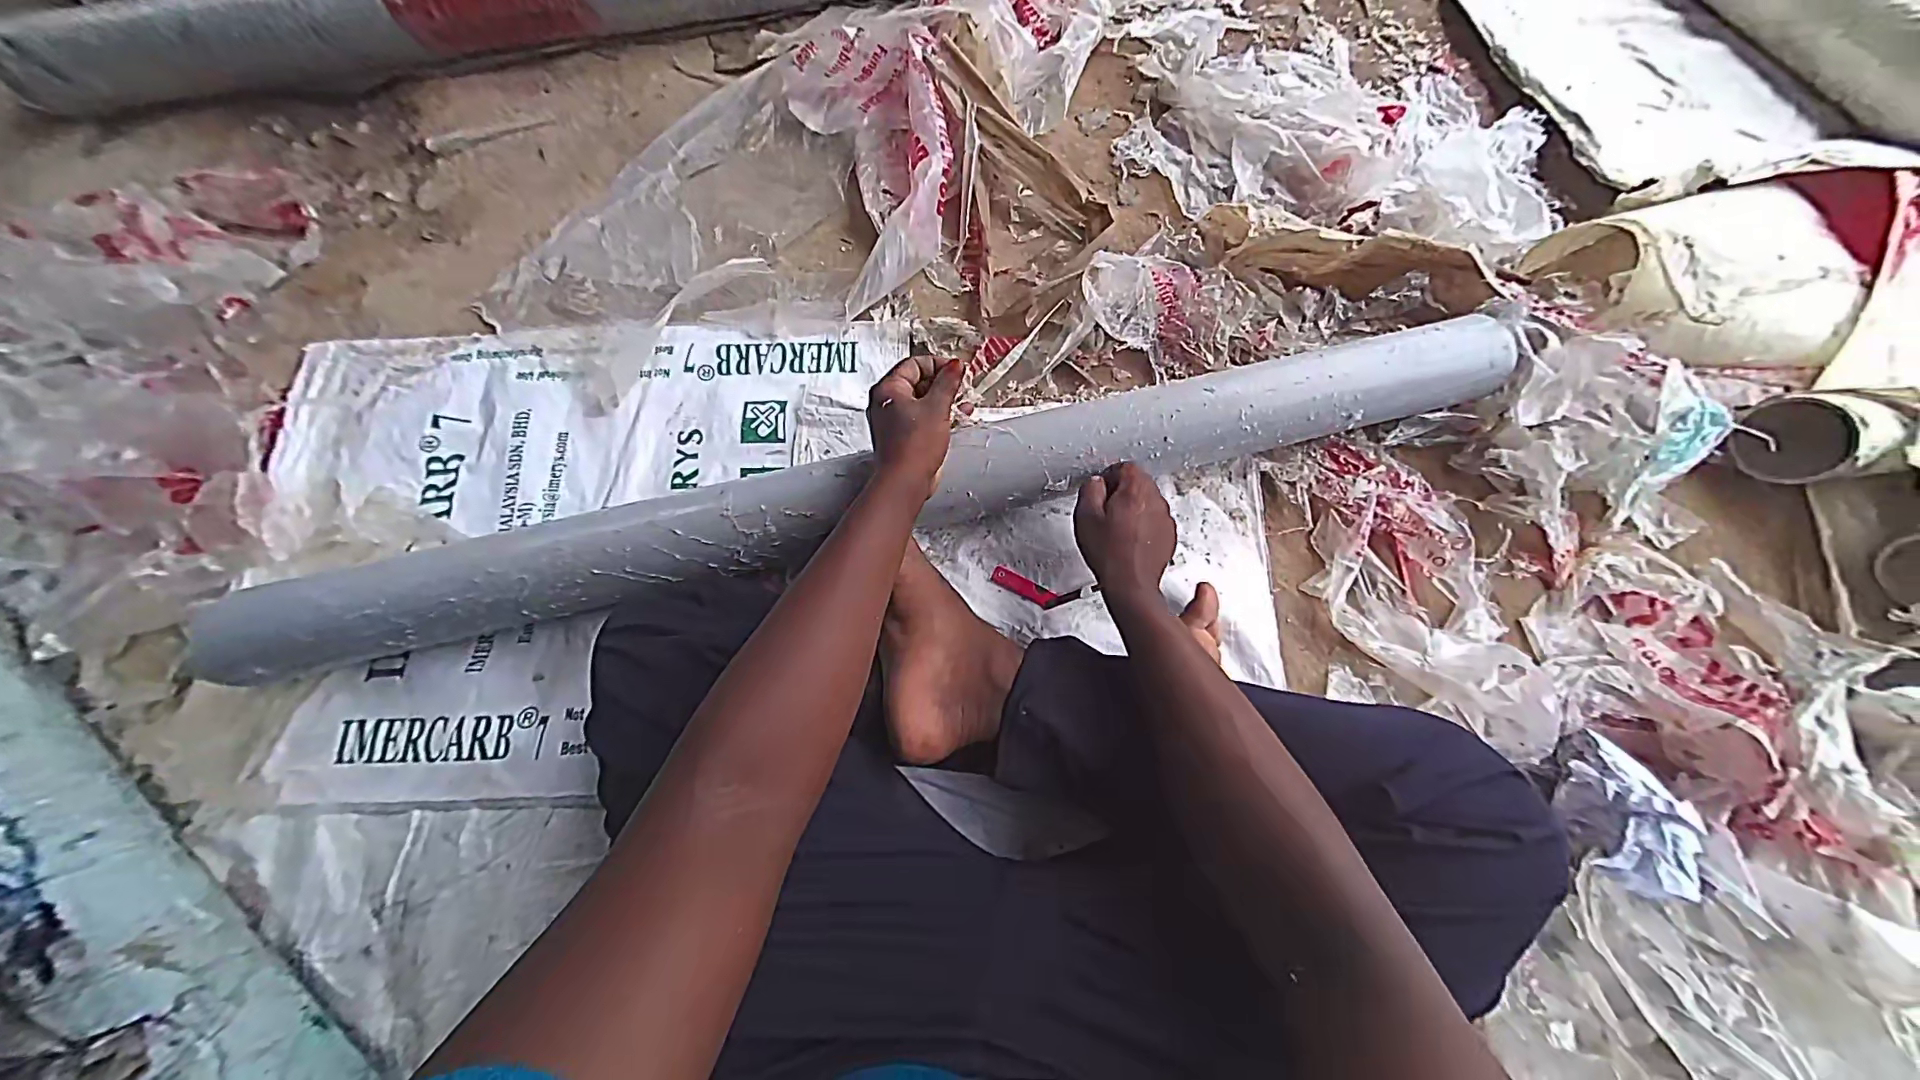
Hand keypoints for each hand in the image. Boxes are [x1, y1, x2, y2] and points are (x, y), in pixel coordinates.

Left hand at [868, 354, 962, 499]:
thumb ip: (947, 382)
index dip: (938, 364)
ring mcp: (892, 421)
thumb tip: (954, 366)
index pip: (914, 364)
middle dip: (942, 384)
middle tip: (959, 387)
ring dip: (942, 401)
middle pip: (917, 382)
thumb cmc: (913, 447)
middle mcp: (885, 403)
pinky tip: (954, 419)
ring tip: (961, 404)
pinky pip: (920, 419)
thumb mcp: (937, 407)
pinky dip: (937, 416)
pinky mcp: (901, 437)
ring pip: (920, 402)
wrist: (905, 480)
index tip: (955, 370)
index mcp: (888, 389)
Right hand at [1073, 462, 1175, 604]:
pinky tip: (1128, 539)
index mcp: (1134, 492)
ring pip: (1149, 501)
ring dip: (1134, 508)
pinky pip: (1155, 520)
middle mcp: (1154, 501)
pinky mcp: (1169, 535)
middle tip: (1106, 509)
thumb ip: (1090, 490)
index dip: (1109, 475)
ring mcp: (1164, 519)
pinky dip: (1144, 524)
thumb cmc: (1109, 554)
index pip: (1125, 467)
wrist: (1130, 584)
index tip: (1101, 488)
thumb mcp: (1085, 516)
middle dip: (1123, 491)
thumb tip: (1096, 482)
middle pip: (1140, 482)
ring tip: (1116, 528)